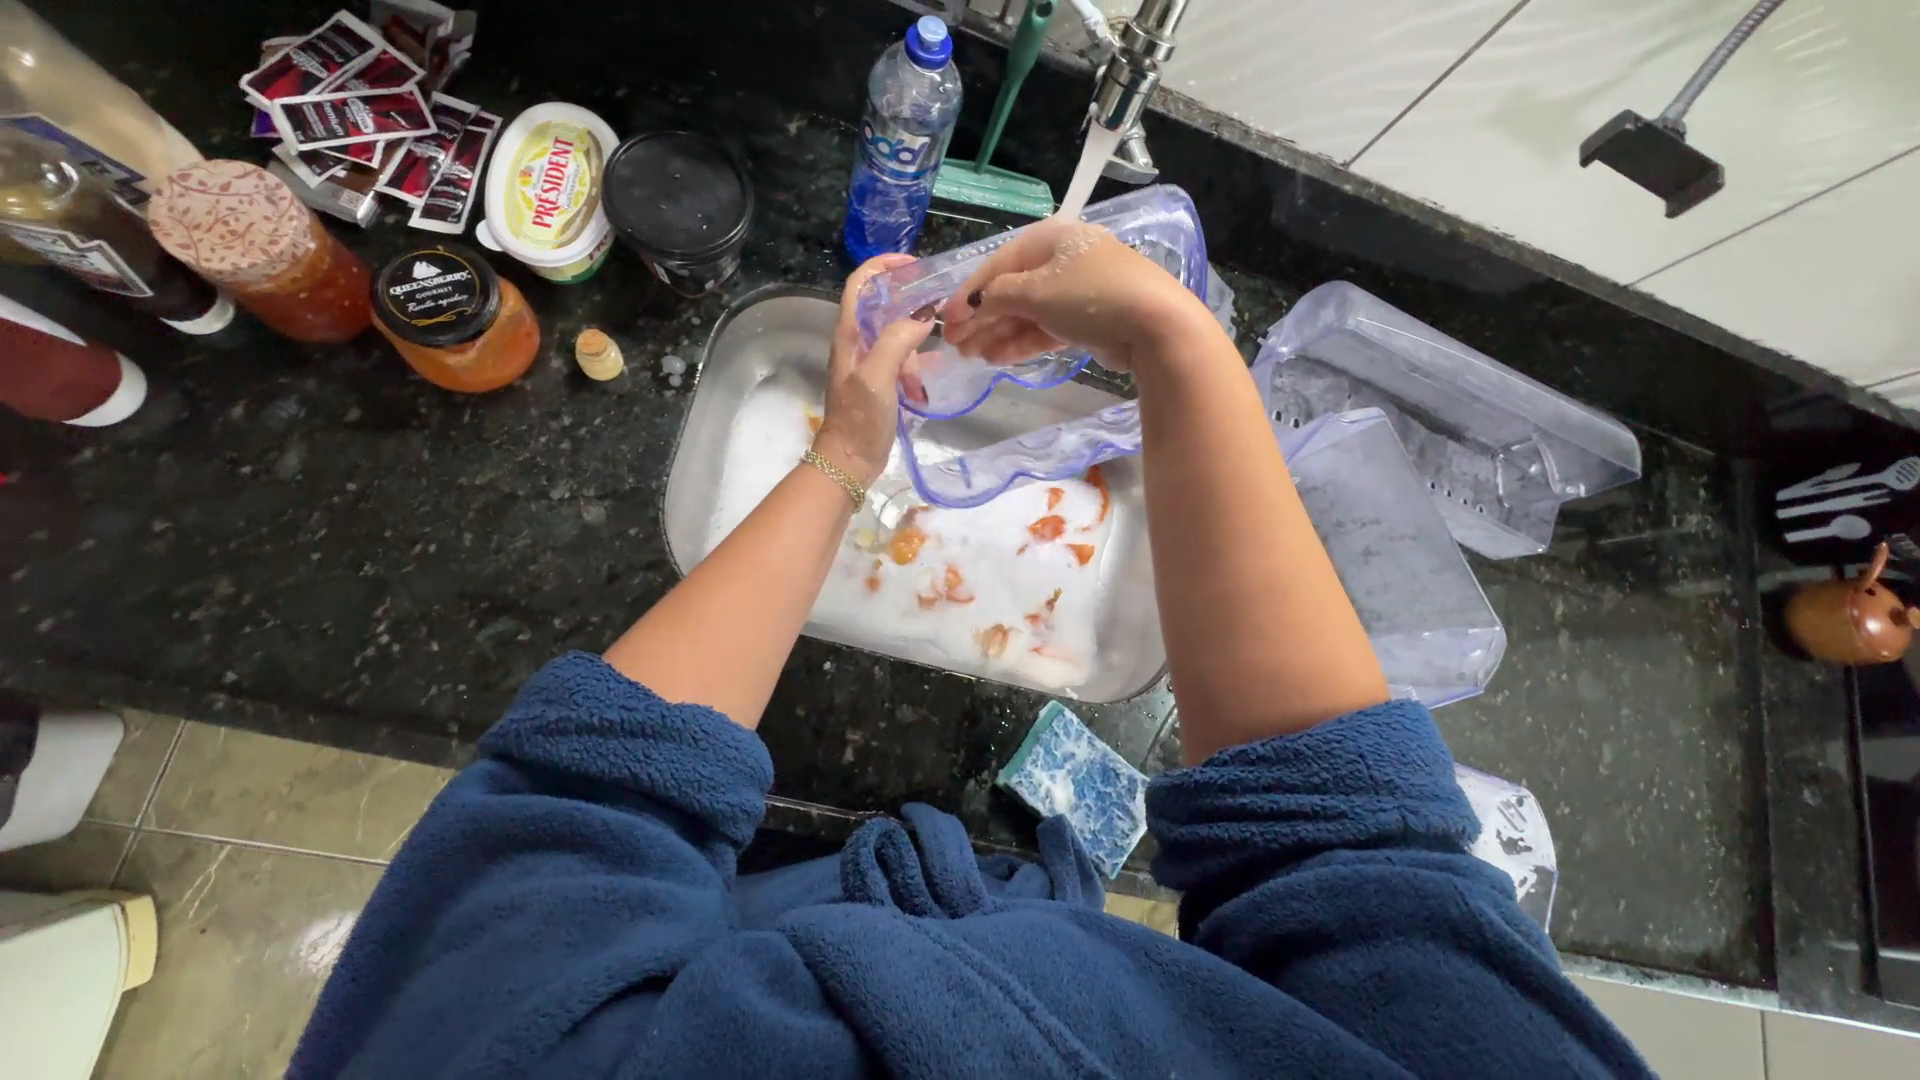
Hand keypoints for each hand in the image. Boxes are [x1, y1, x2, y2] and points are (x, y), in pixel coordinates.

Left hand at [814, 253, 936, 487]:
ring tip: (931, 362)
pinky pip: (903, 363)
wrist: (849, 461)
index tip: (915, 265)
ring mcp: (869, 364)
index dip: (883, 266)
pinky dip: (917, 365)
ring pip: (897, 337)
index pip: (861, 283)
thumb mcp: (878, 375)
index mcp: (850, 334)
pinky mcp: (881, 383)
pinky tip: (931, 377)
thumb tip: (925, 313)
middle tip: (939, 306)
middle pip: (883, 306)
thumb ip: (898, 339)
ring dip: (915, 346)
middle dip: (909, 305)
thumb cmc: (859, 417)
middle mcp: (857, 343)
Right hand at [939, 218, 1210, 372]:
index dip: (968, 293)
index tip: (944, 319)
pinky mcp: (1086, 321)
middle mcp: (1061, 261)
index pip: (998, 265)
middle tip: (953, 343)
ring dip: (997, 333)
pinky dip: (1021, 342)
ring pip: (1026, 313)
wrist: (1154, 325)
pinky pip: (1044, 329)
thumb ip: (997, 296)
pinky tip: (996, 358)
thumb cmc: (1090, 296)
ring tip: (971, 355)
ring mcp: (1075, 292)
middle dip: (980, 317)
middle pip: (1011, 290)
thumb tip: (973, 303)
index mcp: (1049, 239)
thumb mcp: (1036, 292)